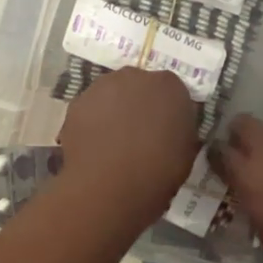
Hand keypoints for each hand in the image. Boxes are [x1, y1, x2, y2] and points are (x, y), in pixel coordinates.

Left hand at [57, 68, 198, 220]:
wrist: (110, 185)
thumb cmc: (159, 171)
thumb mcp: (186, 151)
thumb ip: (180, 130)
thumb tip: (171, 129)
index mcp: (169, 85)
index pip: (173, 91)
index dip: (170, 111)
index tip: (168, 129)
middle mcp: (135, 76)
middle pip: (140, 86)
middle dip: (141, 104)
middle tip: (141, 134)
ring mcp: (101, 87)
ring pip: (112, 95)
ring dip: (115, 111)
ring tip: (115, 142)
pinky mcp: (76, 103)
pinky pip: (91, 110)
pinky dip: (93, 123)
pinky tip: (96, 147)